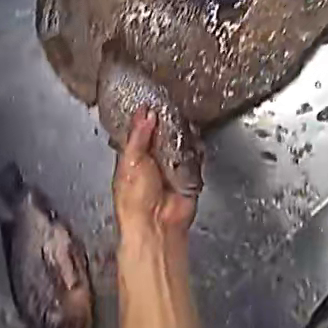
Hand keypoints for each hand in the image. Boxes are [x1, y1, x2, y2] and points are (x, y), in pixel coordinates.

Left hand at [113, 108, 195, 251]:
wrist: (157, 225)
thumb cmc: (135, 200)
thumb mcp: (130, 161)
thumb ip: (138, 136)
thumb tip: (145, 114)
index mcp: (133, 157)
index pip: (139, 130)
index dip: (145, 117)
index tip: (151, 102)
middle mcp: (153, 160)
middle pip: (162, 134)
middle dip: (167, 124)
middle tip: (170, 109)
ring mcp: (172, 167)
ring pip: (180, 142)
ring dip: (183, 135)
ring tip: (183, 124)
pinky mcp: (189, 175)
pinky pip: (196, 156)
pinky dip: (196, 149)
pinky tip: (194, 141)